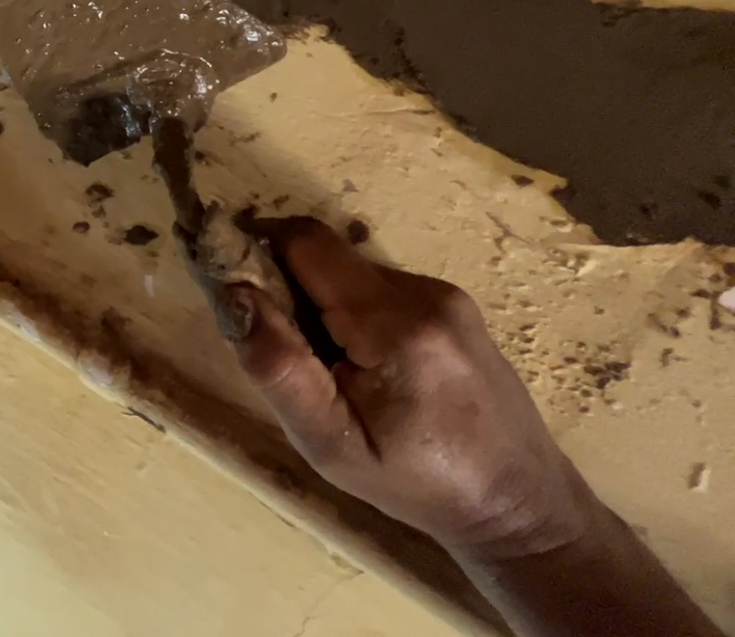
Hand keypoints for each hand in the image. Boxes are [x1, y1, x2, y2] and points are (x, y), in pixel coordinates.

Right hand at [225, 217, 593, 559]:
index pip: (303, 242)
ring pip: (342, 270)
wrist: (524, 511)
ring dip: (312, 300)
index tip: (228, 284)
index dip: (254, 248)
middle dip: (281, 283)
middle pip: (321, 254)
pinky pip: (368, 284)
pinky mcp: (449, 305)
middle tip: (275, 342)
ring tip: (321, 363)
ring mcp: (444, 295)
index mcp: (395, 325)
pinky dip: (341, 308)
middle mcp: (425, 293)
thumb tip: (233, 294)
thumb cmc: (417, 483)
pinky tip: (355, 360)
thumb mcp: (328, 443)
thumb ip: (277, 366)